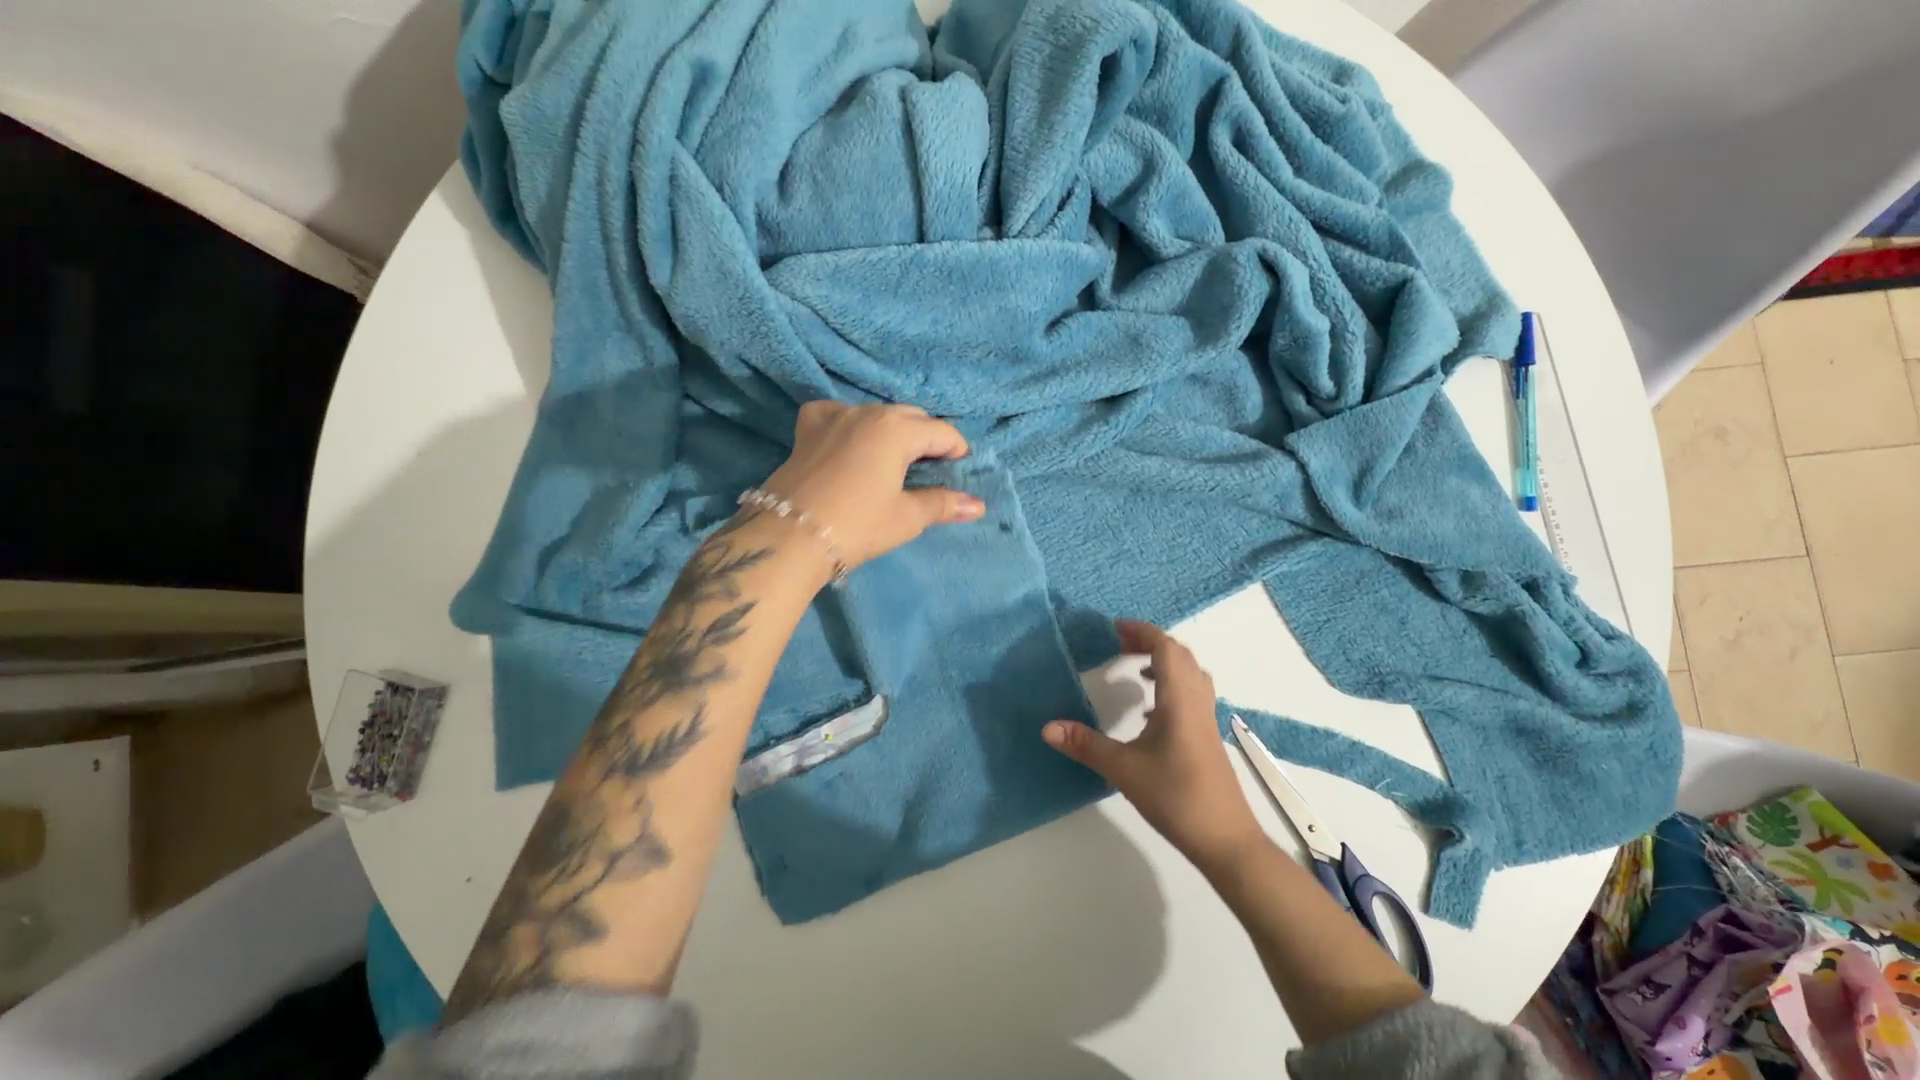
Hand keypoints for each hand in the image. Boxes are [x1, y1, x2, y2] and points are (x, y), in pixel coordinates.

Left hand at [757, 402, 985, 568]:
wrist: (790, 537)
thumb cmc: (857, 525)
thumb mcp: (906, 517)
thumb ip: (942, 504)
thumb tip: (978, 506)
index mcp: (897, 430)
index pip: (941, 432)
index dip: (957, 451)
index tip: (961, 472)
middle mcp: (867, 413)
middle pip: (910, 417)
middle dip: (927, 438)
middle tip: (932, 470)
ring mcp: (834, 417)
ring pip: (874, 413)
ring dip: (891, 430)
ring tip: (895, 460)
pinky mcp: (807, 431)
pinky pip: (834, 413)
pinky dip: (847, 421)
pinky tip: (848, 439)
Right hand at [1043, 620, 1264, 871]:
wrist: (1225, 838)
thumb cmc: (1176, 796)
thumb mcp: (1123, 769)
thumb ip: (1085, 745)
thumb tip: (1047, 727)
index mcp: (1179, 700)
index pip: (1166, 648)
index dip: (1142, 632)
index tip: (1115, 628)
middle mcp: (1197, 703)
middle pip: (1181, 656)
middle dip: (1151, 644)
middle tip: (1120, 646)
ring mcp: (1206, 722)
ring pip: (1191, 676)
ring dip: (1165, 664)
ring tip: (1135, 671)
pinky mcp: (1208, 739)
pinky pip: (1192, 697)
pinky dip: (1171, 690)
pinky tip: (1149, 714)